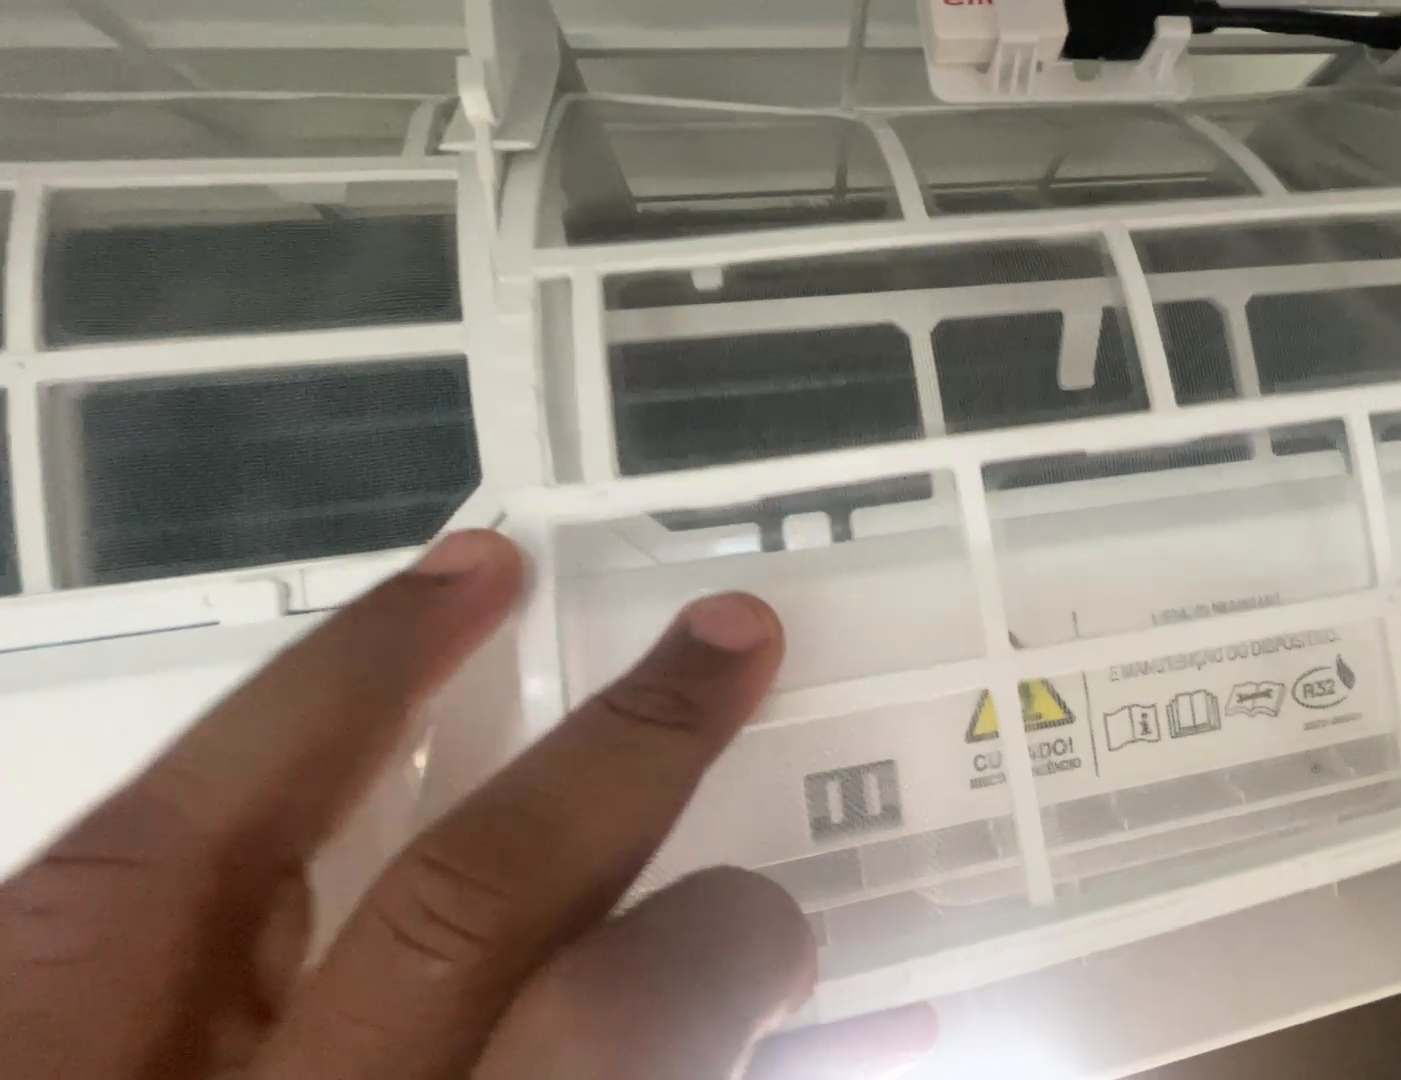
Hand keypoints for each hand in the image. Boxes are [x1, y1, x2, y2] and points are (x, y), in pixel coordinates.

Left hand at [0, 531, 933, 1079]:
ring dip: (364, 677)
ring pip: (186, 855)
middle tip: (732, 635)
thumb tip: (769, 1010)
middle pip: (459, 907)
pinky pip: (75, 895)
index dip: (729, 948)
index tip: (787, 926)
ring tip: (475, 567)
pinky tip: (311, 701)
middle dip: (635, 746)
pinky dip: (209, 779)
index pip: (614, 1036)